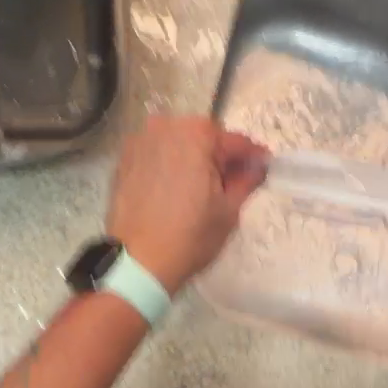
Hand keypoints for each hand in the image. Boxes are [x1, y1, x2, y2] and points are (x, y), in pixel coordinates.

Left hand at [105, 115, 269, 293]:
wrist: (139, 261)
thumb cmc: (190, 238)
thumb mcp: (228, 211)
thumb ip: (246, 181)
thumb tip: (258, 167)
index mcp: (197, 135)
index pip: (235, 141)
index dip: (252, 156)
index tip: (263, 166)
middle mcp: (167, 126)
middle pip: (204, 138)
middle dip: (219, 157)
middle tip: (228, 184)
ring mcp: (141, 140)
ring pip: (179, 145)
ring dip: (193, 161)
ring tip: (200, 190)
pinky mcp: (124, 159)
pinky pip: (157, 156)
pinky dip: (169, 167)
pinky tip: (174, 192)